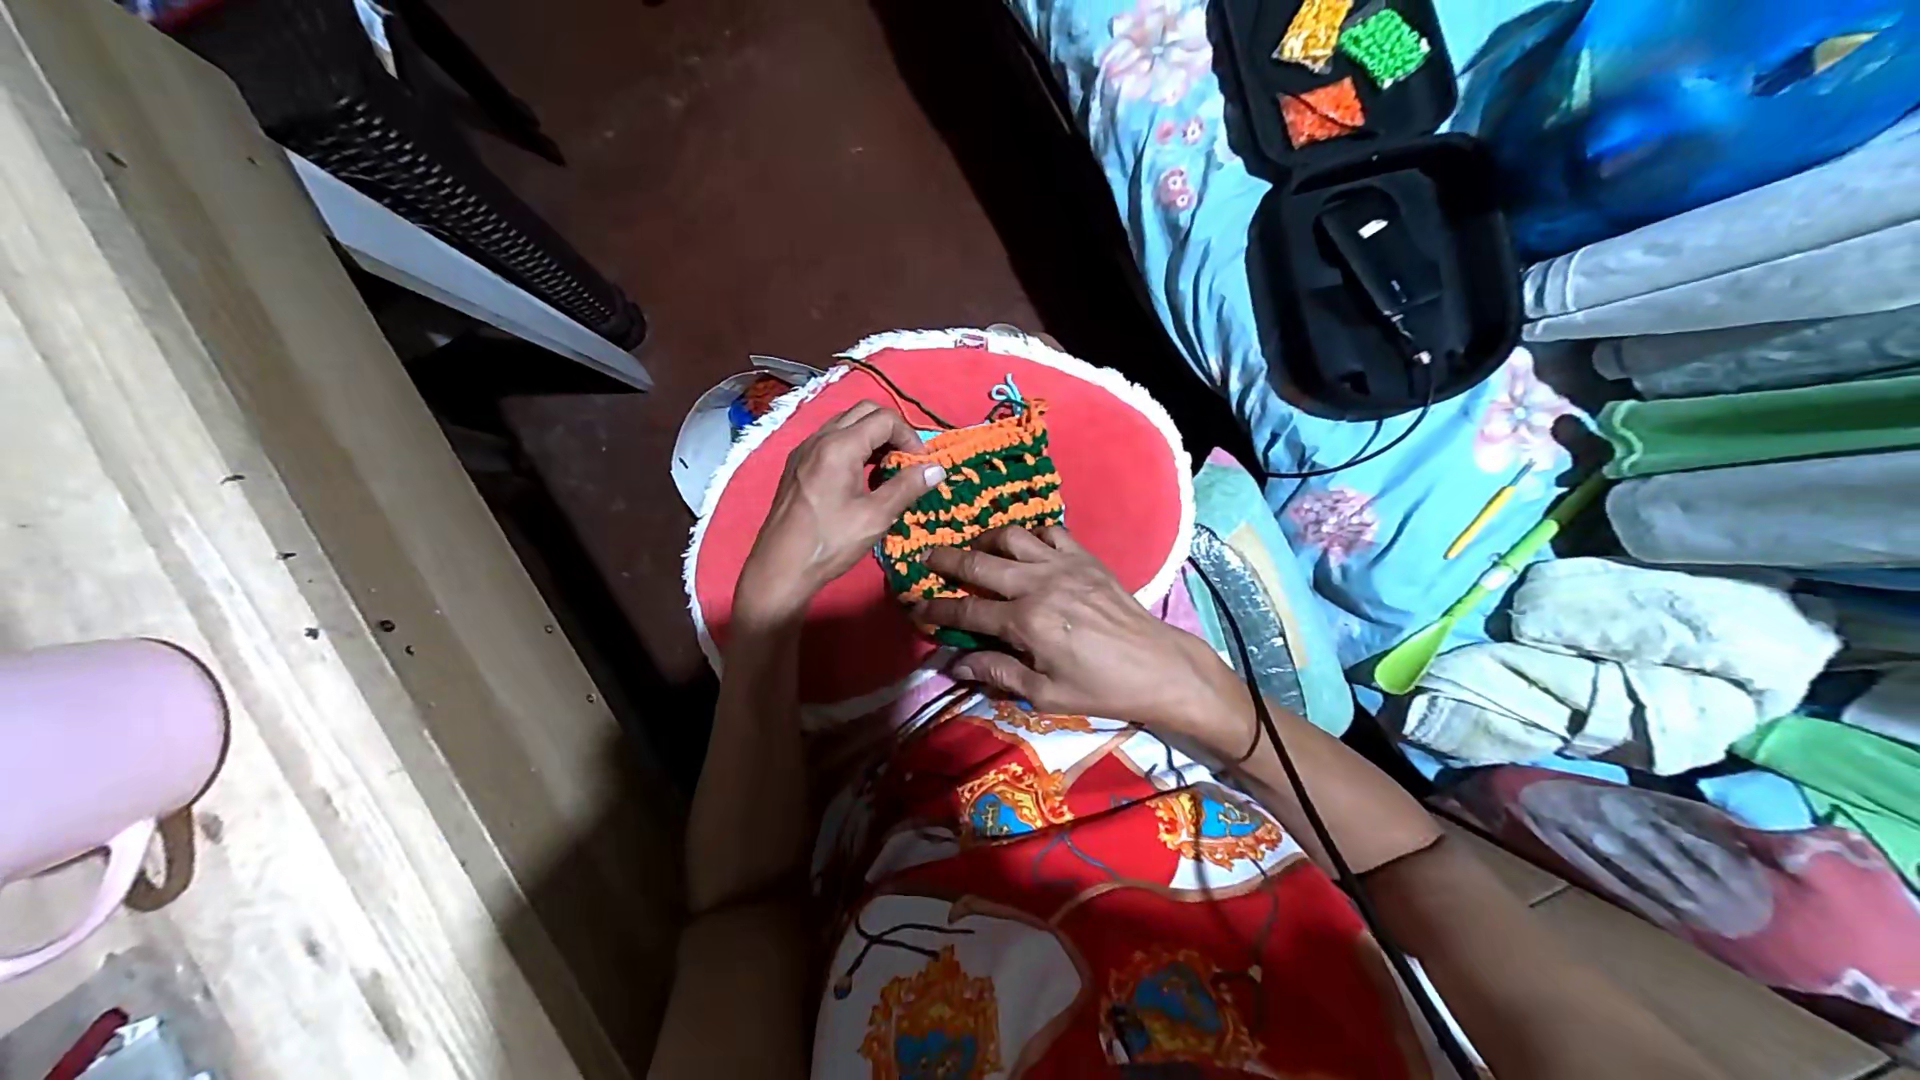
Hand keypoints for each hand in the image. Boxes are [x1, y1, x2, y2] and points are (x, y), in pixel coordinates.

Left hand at [736, 402, 944, 624]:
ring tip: (886, 470)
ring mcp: (804, 449)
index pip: (885, 419)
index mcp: (839, 446)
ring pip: (846, 423)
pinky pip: (830, 440)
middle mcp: (819, 438)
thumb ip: (907, 487)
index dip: (909, 437)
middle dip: (891, 430)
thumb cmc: (830, 542)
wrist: (780, 568)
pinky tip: (859, 479)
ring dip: (871, 437)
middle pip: (864, 411)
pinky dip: (852, 447)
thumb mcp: (876, 516)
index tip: (919, 465)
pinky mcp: (797, 465)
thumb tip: (937, 469)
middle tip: (905, 461)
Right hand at [916, 526, 1241, 735]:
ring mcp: (1064, 565)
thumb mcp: (1045, 694)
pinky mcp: (1086, 557)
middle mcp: (1039, 584)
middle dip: (944, 560)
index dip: (934, 611)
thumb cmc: (1101, 688)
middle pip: (978, 564)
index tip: (914, 608)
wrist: (1159, 666)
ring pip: (1010, 537)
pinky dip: (1030, 535)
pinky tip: (1024, 549)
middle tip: (925, 557)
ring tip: (974, 550)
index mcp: (1026, 623)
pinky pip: (1050, 531)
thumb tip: (955, 663)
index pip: (965, 613)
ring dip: (984, 541)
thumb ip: (997, 673)